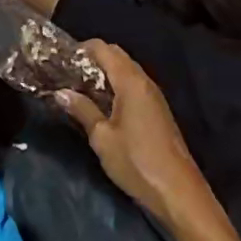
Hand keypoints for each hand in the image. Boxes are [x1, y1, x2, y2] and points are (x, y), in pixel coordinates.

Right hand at [54, 40, 207, 219]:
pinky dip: (118, 85)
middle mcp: (144, 80)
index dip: (83, 48)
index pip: (104, 48)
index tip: (63, 59)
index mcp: (130, 80)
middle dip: (94, 58)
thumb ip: (83, 110)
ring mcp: (154, 95)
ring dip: (107, 72)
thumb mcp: (103, 138)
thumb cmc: (136, 161)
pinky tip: (105, 104)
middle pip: (117, 55)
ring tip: (83, 87)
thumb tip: (61, 92)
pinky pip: (135, 84)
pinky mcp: (158, 109)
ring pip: (127, 70)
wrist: (178, 192)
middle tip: (71, 73)